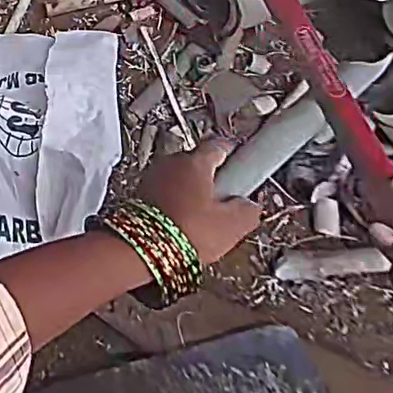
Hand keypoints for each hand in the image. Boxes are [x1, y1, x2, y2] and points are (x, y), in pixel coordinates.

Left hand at [136, 141, 261, 264]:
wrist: (145, 247)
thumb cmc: (187, 231)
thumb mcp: (231, 225)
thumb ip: (248, 210)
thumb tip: (251, 205)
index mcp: (196, 161)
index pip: (219, 145)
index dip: (234, 154)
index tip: (242, 161)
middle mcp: (172, 161)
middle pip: (199, 162)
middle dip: (212, 178)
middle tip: (224, 202)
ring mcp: (154, 174)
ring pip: (180, 177)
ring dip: (191, 190)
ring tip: (201, 217)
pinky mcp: (141, 190)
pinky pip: (165, 190)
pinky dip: (174, 200)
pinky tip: (181, 221)